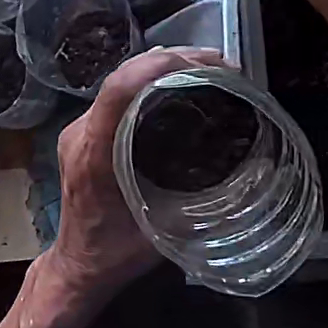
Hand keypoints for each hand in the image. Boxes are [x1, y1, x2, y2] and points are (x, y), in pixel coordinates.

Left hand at [43, 46, 225, 306]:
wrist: (76, 266)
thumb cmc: (114, 254)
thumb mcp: (163, 231)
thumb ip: (202, 204)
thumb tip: (251, 175)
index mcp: (94, 155)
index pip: (118, 91)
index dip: (158, 67)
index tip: (206, 64)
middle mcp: (81, 134)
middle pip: (123, 77)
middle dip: (174, 61)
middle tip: (223, 66)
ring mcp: (79, 131)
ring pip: (121, 83)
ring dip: (164, 69)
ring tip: (209, 72)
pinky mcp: (84, 133)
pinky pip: (118, 97)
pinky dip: (151, 85)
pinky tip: (182, 89)